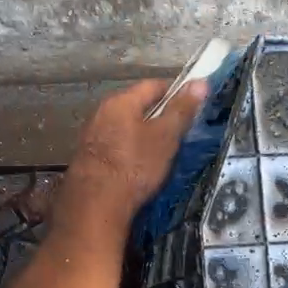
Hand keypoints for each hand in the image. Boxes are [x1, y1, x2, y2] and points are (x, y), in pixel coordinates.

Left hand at [57, 77, 206, 230]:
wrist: (95, 205)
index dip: (174, 93)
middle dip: (157, 115)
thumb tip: (200, 82)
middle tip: (177, 132)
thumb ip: (182, 110)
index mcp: (121, 101)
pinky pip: (112, 146)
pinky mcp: (86, 158)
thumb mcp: (166, 137)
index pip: (153, 85)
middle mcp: (101, 112)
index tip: (189, 106)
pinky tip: (136, 167)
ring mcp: (90, 135)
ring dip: (140, 134)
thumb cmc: (135, 166)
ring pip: (122, 127)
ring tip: (159, 151)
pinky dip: (126, 151)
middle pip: (135, 106)